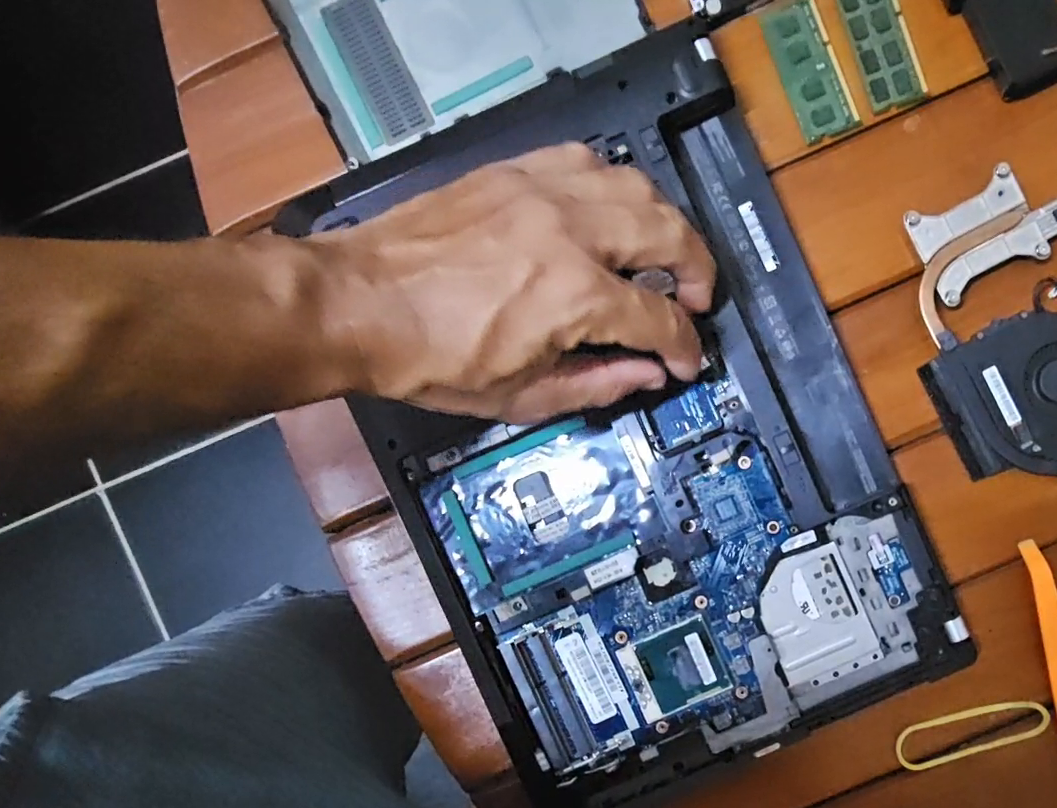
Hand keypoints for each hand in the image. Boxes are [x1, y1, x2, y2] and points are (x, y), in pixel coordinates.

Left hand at [308, 142, 716, 423]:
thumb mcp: (524, 396)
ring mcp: (539, 193)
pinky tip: (611, 214)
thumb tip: (647, 374)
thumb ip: (600, 383)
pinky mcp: (512, 174)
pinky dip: (613, 189)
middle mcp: (567, 233)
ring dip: (665, 223)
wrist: (358, 305)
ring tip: (663, 253)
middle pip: (669, 235)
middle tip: (696, 299)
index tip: (684, 359)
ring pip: (637, 187)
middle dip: (698, 272)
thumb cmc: (432, 359)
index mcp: (573, 297)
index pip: (659, 317)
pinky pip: (586, 163)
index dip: (683, 345)